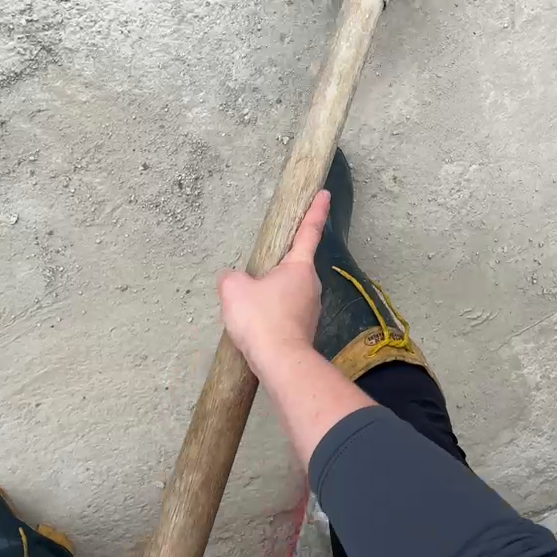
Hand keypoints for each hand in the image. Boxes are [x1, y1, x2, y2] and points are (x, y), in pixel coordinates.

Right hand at [218, 190, 328, 369]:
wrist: (281, 362)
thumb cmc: (262, 319)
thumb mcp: (234, 289)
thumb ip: (231, 278)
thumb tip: (232, 280)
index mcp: (299, 266)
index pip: (309, 231)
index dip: (316, 210)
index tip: (325, 194)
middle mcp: (311, 285)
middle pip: (292, 267)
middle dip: (275, 268)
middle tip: (254, 277)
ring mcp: (311, 308)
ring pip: (287, 293)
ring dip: (270, 296)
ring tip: (249, 311)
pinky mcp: (305, 329)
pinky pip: (285, 314)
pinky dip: (271, 316)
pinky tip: (256, 328)